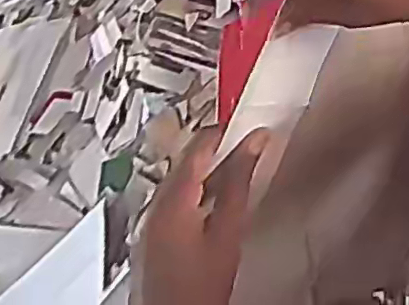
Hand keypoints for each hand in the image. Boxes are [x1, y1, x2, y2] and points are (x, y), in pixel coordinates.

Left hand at [139, 127, 269, 304]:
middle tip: (253, 146)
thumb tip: (257, 138)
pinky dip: (200, 190)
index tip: (253, 125)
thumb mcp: (229, 228)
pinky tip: (220, 201)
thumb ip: (241, 179)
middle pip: (188, 160)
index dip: (227, 129)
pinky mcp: (153, 240)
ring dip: (211, 170)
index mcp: (172, 199)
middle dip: (221, 150)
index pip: (199, 144)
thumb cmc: (201, 284)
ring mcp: (150, 224)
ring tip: (242, 171)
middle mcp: (155, 207)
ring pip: (183, 179)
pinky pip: (177, 199)